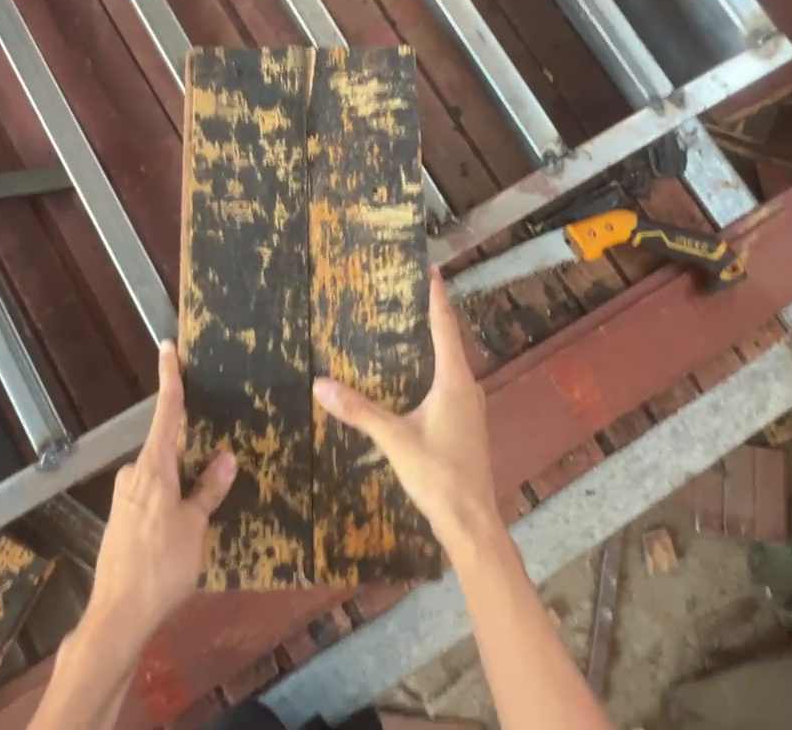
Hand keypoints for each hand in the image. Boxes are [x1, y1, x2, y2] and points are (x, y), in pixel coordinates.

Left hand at [81, 341, 237, 656]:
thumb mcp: (195, 526)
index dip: (170, 378)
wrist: (118, 613)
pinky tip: (183, 524)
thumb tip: (226, 455)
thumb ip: (209, 489)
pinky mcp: (121, 518)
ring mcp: (124, 496)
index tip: (168, 347)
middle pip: (166, 445)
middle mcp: (134, 473)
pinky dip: (170, 496)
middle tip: (216, 456)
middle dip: (189, 448)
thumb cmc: (163, 565)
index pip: (166, 412)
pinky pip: (151, 493)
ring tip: (206, 505)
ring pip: (160, 473)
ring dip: (181, 478)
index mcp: (154, 467)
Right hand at [313, 270, 500, 551]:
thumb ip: (358, 411)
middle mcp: (468, 388)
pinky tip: (416, 380)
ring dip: (435, 345)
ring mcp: (471, 409)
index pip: (445, 328)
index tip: (431, 270)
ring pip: (452, 366)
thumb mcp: (394, 440)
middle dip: (433, 317)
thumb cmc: (438, 475)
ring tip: (409, 330)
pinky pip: (450, 385)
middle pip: (451, 342)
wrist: (472, 521)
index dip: (436, 297)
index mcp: (455, 382)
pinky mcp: (467, 426)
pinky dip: (435, 370)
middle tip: (409, 294)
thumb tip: (319, 384)